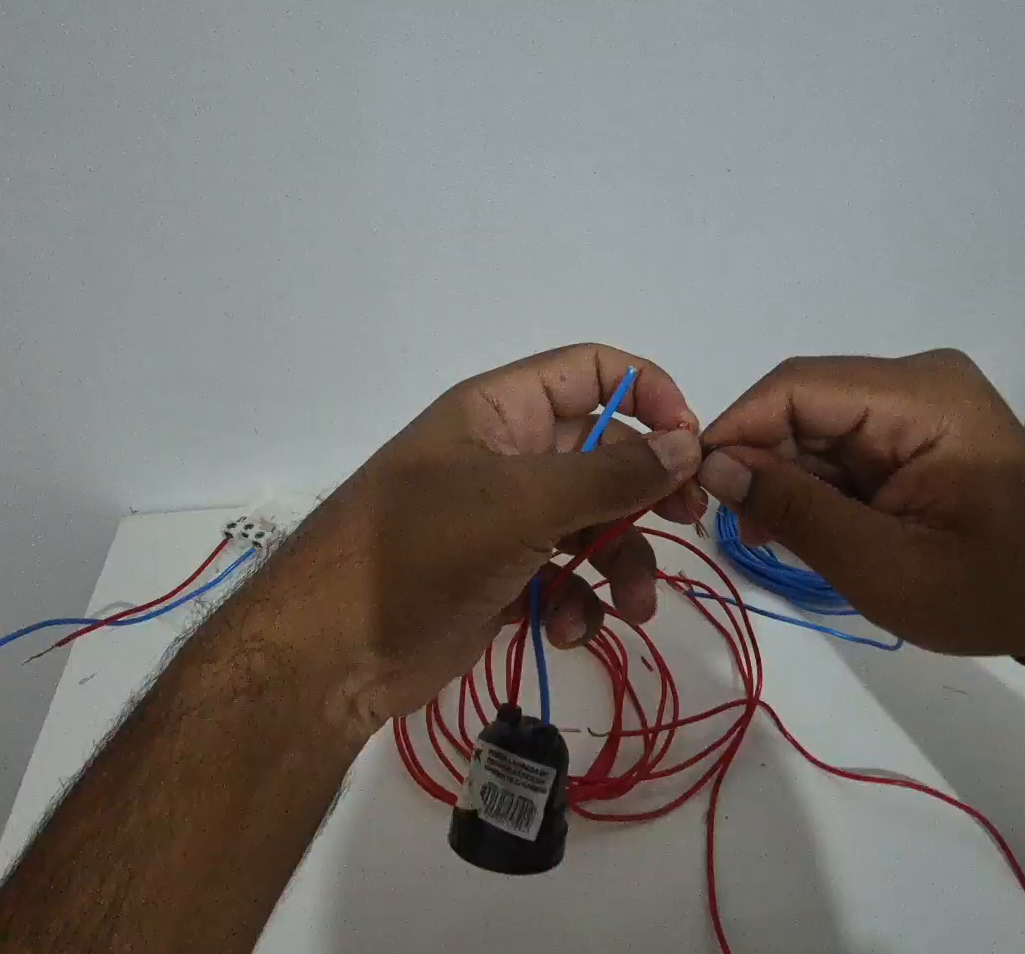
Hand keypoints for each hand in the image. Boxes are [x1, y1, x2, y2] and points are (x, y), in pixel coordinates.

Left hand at [265, 344, 704, 733]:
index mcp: (501, 412)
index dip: (647, 392)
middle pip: (604, 453)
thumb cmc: (424, 550)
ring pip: (593, 523)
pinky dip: (576, 602)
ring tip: (634, 608)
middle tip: (689, 518)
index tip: (690, 440)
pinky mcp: (504, 576)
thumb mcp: (522, 503)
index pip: (590, 371)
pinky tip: (566, 628)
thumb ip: (611, 474)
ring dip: (621, 562)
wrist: (333, 653)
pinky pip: (564, 575)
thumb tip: (688, 443)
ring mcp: (506, 520)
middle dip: (646, 490)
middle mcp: (507, 457)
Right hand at [695, 351, 1024, 661]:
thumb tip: (713, 467)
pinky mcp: (911, 428)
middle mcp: (918, 380)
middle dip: (758, 459)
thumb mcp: (884, 565)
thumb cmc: (989, 593)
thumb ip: (795, 511)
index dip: (738, 428)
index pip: (799, 387)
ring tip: (763, 533)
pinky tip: (798, 522)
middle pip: (804, 402)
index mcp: (924, 397)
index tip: (696, 483)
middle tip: (729, 522)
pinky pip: (837, 441)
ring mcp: (916, 403)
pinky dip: (810, 482)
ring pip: (813, 423)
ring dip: (781, 475)